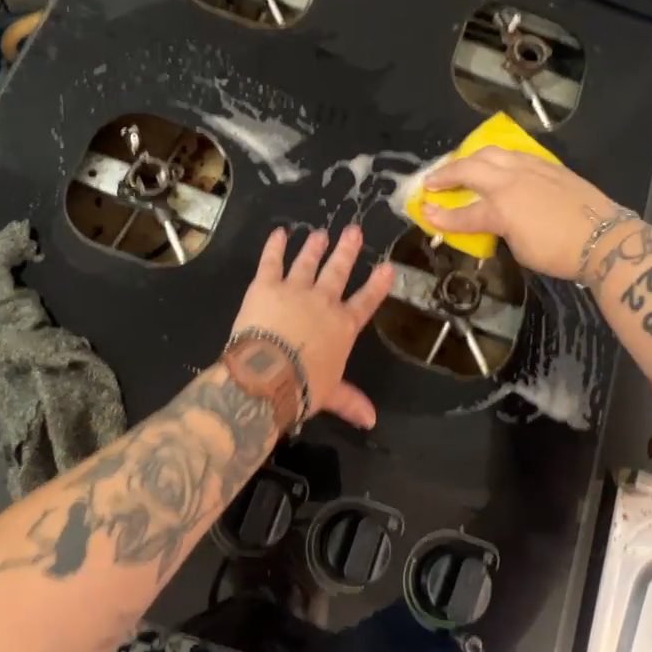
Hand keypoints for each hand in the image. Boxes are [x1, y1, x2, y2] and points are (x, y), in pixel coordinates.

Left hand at [230, 225, 394, 429]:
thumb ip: (350, 401)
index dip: (376, 285)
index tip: (386, 268)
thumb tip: (371, 420)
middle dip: (347, 251)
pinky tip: (280, 233)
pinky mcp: (266, 285)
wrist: (267, 376)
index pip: (365, 302)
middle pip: (338, 272)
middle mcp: (323, 302)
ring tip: (320, 234)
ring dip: (315, 247)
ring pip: (308, 262)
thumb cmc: (302, 387)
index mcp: (342, 327)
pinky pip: (272, 261)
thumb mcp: (330, 394)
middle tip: (354, 230)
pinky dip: (276, 246)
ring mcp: (295, 289)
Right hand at [422, 147, 624, 277]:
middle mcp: (510, 181)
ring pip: (491, 152)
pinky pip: (513, 154)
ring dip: (469, 158)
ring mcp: (530, 168)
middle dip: (445, 174)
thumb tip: (494, 222)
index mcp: (500, 208)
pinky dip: (496, 157)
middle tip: (431, 182)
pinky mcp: (547, 165)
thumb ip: (501, 230)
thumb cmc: (560, 253)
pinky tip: (495, 163)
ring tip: (460, 165)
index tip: (424, 212)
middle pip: (469, 169)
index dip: (441, 216)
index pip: (462, 213)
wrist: (606, 238)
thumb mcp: (520, 250)